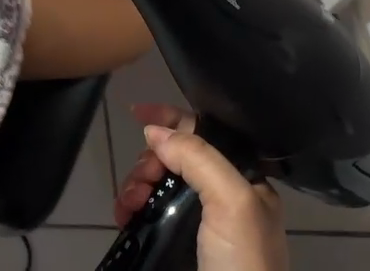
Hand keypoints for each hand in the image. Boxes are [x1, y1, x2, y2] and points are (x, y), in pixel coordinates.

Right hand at [118, 105, 287, 270]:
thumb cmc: (242, 263)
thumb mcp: (233, 202)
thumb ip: (198, 157)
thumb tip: (155, 131)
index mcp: (245, 184)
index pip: (206, 135)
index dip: (173, 119)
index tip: (138, 113)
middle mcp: (221, 200)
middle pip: (175, 158)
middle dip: (150, 158)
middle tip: (143, 178)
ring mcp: (197, 226)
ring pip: (157, 184)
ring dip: (136, 183)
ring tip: (129, 203)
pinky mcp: (174, 246)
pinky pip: (147, 213)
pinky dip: (131, 207)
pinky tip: (124, 214)